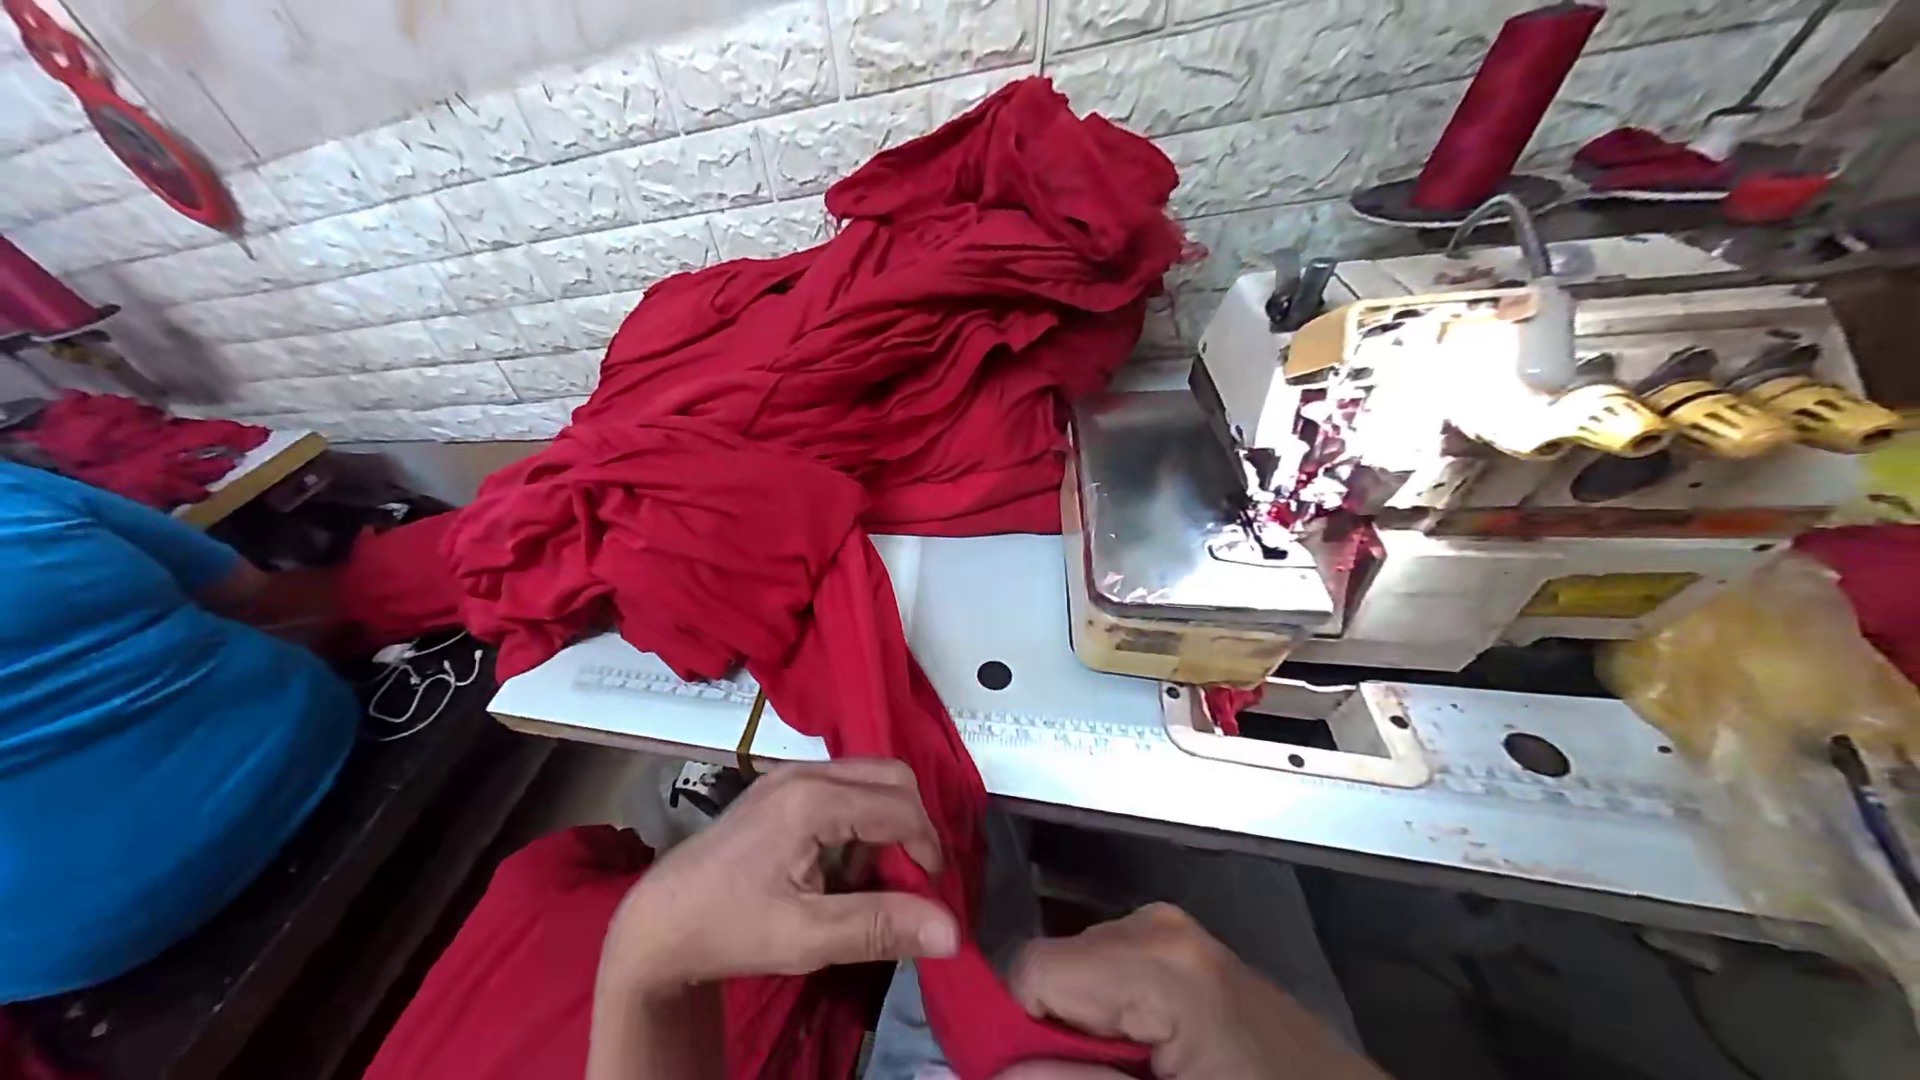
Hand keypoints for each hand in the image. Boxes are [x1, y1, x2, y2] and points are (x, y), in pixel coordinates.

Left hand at [598, 759, 960, 994]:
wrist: (657, 923)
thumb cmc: (729, 928)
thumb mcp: (805, 937)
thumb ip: (879, 927)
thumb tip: (951, 932)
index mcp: (813, 799)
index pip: (900, 806)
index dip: (927, 848)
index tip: (929, 896)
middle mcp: (807, 771)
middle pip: (892, 778)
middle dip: (911, 828)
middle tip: (905, 881)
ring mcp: (792, 773)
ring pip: (871, 780)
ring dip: (886, 824)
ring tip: (867, 880)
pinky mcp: (783, 785)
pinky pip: (845, 787)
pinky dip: (860, 821)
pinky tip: (838, 865)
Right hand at [1005, 904, 1388, 1079]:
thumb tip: (988, 1071)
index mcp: (1157, 961)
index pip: (1031, 971)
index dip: (1013, 1035)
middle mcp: (1155, 924)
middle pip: (1052, 972)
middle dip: (1049, 1040)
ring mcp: (1170, 930)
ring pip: (1074, 977)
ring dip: (1077, 1036)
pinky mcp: (1179, 948)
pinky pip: (1107, 978)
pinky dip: (1106, 1024)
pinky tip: (1147, 1063)